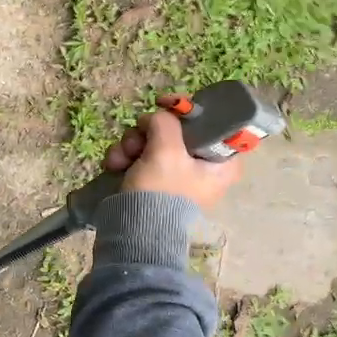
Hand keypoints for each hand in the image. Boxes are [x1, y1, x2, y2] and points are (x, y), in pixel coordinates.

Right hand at [104, 103, 243, 210]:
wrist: (135, 231)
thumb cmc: (161, 192)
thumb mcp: (165, 152)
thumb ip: (165, 124)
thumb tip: (157, 116)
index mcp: (222, 162)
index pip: (212, 123)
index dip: (187, 111)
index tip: (164, 105)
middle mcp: (202, 167)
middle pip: (175, 132)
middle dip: (147, 133)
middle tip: (136, 142)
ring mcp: (175, 176)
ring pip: (151, 143)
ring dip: (130, 145)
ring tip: (119, 160)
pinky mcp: (151, 183)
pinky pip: (138, 158)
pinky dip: (123, 159)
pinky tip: (114, 167)